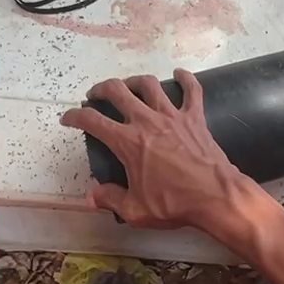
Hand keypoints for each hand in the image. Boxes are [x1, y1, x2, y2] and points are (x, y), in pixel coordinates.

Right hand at [59, 69, 254, 229]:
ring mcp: (172, 115)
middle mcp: (146, 121)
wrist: (215, 196)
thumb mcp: (135, 210)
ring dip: (134, 81)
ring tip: (128, 85)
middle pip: (117, 91)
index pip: (92, 120)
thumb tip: (92, 196)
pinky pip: (191, 90)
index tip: (68, 118)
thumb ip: (110, 199)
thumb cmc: (173, 204)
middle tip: (95, 96)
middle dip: (101, 89)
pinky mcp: (195, 117)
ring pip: (149, 84)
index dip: (74, 116)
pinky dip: (186, 79)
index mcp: (127, 141)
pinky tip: (180, 73)